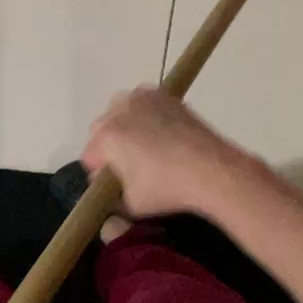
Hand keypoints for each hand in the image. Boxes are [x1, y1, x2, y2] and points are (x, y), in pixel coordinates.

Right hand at [81, 86, 252, 217]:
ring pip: (121, 111)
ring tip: (144, 148)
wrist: (212, 169)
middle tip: (128, 167)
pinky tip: (160, 134)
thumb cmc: (168, 188)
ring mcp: (144, 98)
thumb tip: (110, 188)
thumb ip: (112, 197)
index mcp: (107, 136)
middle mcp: (120, 110)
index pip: (90, 156)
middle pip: (102, 129)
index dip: (99, 173)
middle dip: (109, 146)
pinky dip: (145, 116)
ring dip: (125, 126)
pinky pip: (144, 103)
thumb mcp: (131, 205)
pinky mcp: (165, 96)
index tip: (112, 184)